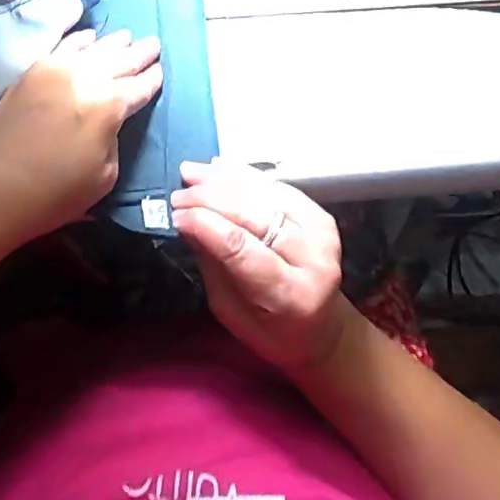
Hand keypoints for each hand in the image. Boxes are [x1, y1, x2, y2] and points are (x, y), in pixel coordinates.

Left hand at [0, 28, 162, 259]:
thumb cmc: (52, 195)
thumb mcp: (104, 176)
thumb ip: (113, 138)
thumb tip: (109, 119)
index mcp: (108, 105)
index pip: (140, 87)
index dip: (153, 80)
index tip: (161, 70)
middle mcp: (85, 77)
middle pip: (120, 60)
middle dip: (140, 53)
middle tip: (154, 44)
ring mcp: (55, 69)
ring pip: (94, 48)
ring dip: (114, 43)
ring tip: (128, 36)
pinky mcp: (32, 71)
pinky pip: (63, 47)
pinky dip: (79, 40)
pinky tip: (89, 37)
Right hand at [172, 160, 353, 372]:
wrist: (323, 329)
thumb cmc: (270, 330)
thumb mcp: (230, 310)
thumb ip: (212, 264)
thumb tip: (186, 222)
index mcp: (290, 296)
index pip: (240, 247)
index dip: (205, 224)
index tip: (176, 215)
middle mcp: (313, 260)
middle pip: (252, 214)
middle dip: (208, 199)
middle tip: (179, 195)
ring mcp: (321, 233)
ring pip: (263, 194)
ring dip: (223, 180)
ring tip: (192, 174)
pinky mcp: (320, 215)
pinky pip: (277, 186)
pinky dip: (244, 175)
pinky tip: (218, 169)